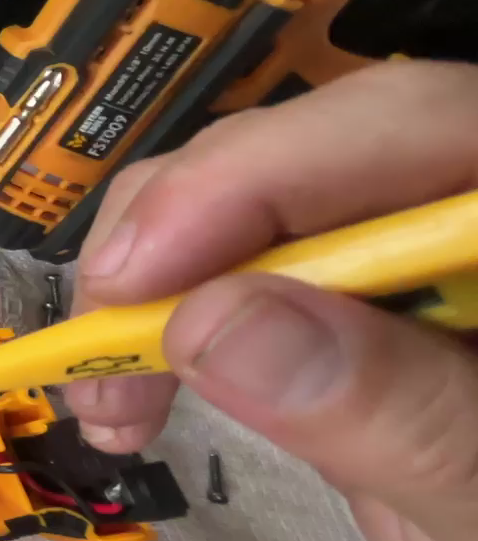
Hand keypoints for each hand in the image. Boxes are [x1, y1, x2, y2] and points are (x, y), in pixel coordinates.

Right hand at [62, 60, 477, 540]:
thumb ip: (402, 413)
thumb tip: (210, 323)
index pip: (398, 127)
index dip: (244, 179)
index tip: (130, 281)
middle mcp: (448, 206)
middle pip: (278, 158)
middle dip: (160, 247)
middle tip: (98, 343)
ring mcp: (378, 245)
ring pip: (211, 211)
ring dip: (133, 300)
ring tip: (106, 398)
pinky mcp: (314, 289)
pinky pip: (198, 269)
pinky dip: (141, 329)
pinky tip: (125, 398)